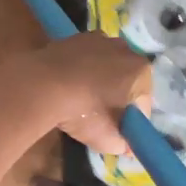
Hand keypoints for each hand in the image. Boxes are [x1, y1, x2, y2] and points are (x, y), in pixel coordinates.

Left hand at [11, 34, 151, 155]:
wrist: (41, 84)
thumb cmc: (83, 111)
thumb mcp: (107, 139)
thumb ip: (122, 144)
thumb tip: (125, 147)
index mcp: (141, 71)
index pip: (143, 102)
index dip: (133, 120)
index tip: (120, 133)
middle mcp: (124, 49)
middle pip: (125, 79)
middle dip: (117, 96)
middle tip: (101, 117)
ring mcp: (97, 39)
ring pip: (105, 66)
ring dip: (98, 80)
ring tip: (81, 100)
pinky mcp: (71, 38)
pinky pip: (83, 58)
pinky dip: (79, 69)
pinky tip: (67, 85)